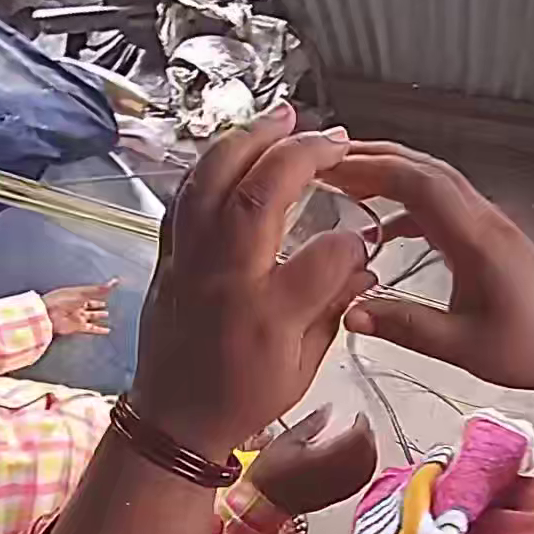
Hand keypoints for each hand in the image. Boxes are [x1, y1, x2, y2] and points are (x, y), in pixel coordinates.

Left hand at [44, 280, 115, 335]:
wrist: (48, 314)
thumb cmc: (62, 300)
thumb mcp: (83, 292)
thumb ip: (100, 289)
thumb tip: (115, 281)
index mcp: (77, 295)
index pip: (90, 294)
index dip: (98, 293)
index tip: (106, 292)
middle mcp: (78, 305)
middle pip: (90, 305)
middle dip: (98, 305)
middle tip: (105, 305)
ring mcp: (77, 316)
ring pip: (91, 316)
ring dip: (99, 316)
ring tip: (106, 316)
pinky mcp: (78, 327)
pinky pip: (91, 329)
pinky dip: (99, 330)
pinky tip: (106, 331)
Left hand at [128, 104, 373, 457]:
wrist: (174, 417)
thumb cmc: (244, 397)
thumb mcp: (303, 367)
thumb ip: (335, 309)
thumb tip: (363, 263)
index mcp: (267, 314)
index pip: (325, 256)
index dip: (354, 241)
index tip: (365, 237)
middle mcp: (226, 277)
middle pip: (261, 195)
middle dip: (301, 154)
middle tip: (331, 135)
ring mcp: (189, 260)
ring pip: (213, 181)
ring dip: (250, 139)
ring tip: (282, 115)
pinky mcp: (168, 255)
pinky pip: (186, 195)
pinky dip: (213, 163)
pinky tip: (236, 148)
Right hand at [244, 405, 376, 516]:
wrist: (262, 502)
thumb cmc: (270, 471)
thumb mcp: (287, 439)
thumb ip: (312, 422)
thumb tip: (328, 409)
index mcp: (323, 458)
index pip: (356, 439)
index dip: (362, 425)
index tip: (359, 416)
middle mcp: (335, 474)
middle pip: (365, 453)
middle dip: (368, 436)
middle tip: (363, 424)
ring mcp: (338, 488)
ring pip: (366, 468)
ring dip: (370, 451)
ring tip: (364, 439)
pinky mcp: (336, 497)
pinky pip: (360, 481)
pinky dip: (366, 468)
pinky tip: (361, 461)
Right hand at [322, 142, 533, 398]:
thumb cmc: (528, 348)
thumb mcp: (463, 346)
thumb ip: (405, 327)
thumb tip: (351, 313)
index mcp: (476, 240)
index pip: (420, 185)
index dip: (373, 170)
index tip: (332, 169)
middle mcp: (482, 220)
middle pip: (425, 169)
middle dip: (374, 160)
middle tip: (327, 164)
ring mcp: (486, 223)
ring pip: (433, 180)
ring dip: (390, 174)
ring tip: (346, 182)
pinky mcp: (485, 234)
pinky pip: (441, 204)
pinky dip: (406, 203)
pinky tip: (383, 227)